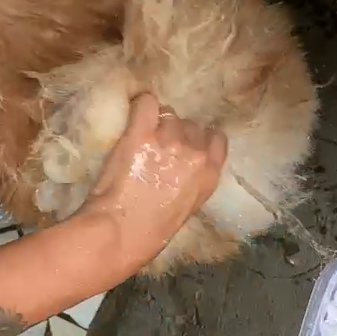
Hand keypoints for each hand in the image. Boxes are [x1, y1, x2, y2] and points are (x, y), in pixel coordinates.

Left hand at [74, 93, 227, 268]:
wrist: (120, 232)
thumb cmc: (150, 232)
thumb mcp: (187, 208)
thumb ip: (192, 180)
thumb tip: (182, 165)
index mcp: (210, 174)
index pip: (216, 138)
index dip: (199, 139)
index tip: (185, 146)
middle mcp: (194, 152)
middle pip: (190, 124)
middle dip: (175, 133)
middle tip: (156, 148)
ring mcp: (168, 140)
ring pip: (167, 114)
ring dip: (155, 123)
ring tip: (140, 141)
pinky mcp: (141, 132)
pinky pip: (145, 103)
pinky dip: (139, 107)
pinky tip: (132, 118)